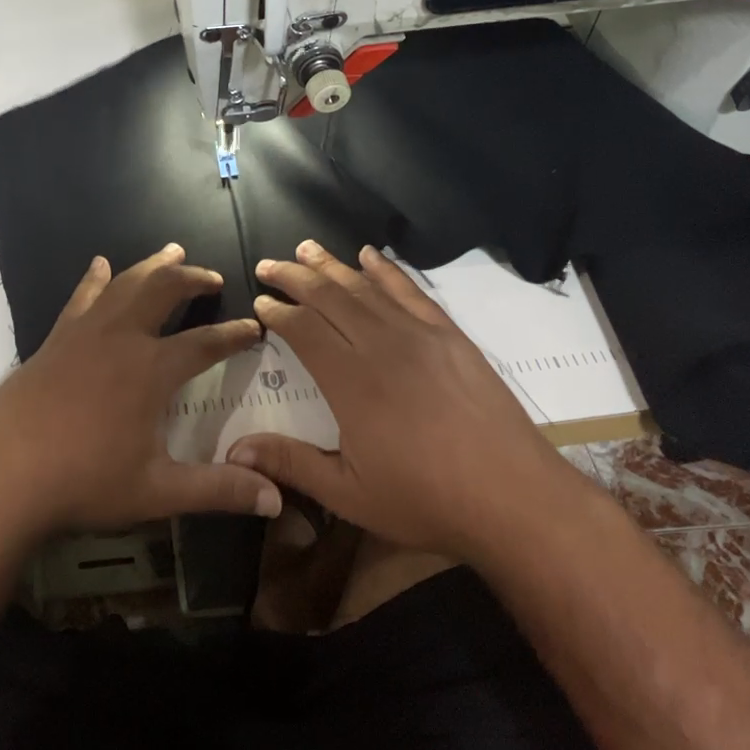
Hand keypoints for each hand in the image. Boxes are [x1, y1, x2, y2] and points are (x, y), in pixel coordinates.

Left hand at [0, 244, 277, 533]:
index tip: (255, 328)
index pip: (205, 343)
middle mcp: (120, 339)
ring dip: (152, 266)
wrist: (1, 473)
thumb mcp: (157, 492)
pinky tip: (99, 264)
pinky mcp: (54, 340)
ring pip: (124, 284)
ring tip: (172, 252)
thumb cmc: (82, 482)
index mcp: (151, 370)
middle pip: (163, 291)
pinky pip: (80, 297)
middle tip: (213, 277)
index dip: (234, 335)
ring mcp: (83, 334)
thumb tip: (276, 500)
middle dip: (193, 279)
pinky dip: (95, 278)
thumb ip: (217, 490)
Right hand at [226, 242, 583, 559]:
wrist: (516, 498)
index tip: (260, 302)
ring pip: (367, 289)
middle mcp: (383, 347)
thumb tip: (233, 451)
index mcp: (352, 383)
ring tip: (307, 248)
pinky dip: (387, 271)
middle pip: (331, 298)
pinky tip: (370, 256)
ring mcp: (421, 337)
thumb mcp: (349, 494)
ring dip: (333, 267)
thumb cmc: (427, 500)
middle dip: (295, 277)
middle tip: (269, 264)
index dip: (279, 312)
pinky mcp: (452, 338)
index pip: (305, 330)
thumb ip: (291, 464)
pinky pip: (412, 292)